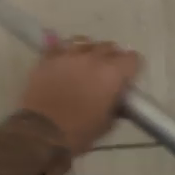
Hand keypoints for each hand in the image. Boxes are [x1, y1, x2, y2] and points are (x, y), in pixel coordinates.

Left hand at [17, 35, 141, 153]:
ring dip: (88, 51)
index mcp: (112, 74)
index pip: (132, 59)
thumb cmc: (79, 132)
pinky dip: (65, 52)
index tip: (127, 78)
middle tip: (106, 73)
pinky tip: (65, 61)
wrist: (42, 132)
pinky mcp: (48, 58)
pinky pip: (60, 46)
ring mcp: (68, 55)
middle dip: (111, 58)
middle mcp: (92, 58)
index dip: (131, 68)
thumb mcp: (107, 123)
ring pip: (84, 42)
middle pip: (109, 47)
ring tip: (85, 63)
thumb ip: (116, 104)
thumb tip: (117, 98)